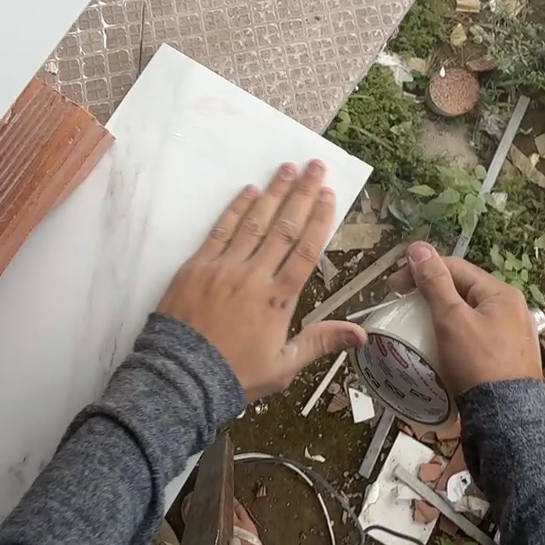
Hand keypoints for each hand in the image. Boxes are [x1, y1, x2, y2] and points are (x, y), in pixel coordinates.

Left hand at [157, 160, 366, 400]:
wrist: (181, 378)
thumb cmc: (236, 375)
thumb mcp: (284, 367)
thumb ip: (321, 342)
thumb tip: (363, 335)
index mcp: (279, 299)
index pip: (306, 249)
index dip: (320, 219)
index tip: (329, 194)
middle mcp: (254, 275)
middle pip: (284, 226)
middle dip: (302, 193)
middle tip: (315, 166)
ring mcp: (224, 267)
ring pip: (255, 221)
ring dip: (273, 192)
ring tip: (287, 167)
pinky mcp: (198, 265)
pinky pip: (221, 230)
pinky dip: (236, 208)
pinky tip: (248, 190)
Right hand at [393, 241, 541, 391]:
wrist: (505, 422)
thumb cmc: (479, 365)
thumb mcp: (451, 319)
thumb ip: (434, 283)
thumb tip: (419, 248)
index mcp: (502, 294)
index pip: (454, 267)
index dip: (420, 271)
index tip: (393, 288)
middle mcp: (511, 309)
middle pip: (461, 290)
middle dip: (430, 294)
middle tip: (403, 307)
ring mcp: (511, 335)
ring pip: (467, 313)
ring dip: (440, 315)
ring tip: (418, 327)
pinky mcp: (506, 358)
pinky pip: (474, 335)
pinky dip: (453, 335)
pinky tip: (440, 346)